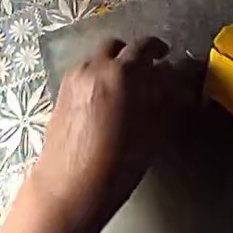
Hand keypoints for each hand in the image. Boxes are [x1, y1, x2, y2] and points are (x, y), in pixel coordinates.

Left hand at [30, 37, 189, 232]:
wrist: (68, 185)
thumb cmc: (116, 164)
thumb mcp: (150, 133)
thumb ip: (161, 100)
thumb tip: (172, 83)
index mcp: (119, 73)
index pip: (143, 47)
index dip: (158, 49)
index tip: (167, 56)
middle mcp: (92, 68)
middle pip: (115, 47)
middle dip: (132, 55)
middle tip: (148, 72)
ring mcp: (73, 79)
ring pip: (97, 59)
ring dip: (113, 65)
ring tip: (128, 88)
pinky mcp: (61, 93)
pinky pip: (84, 73)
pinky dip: (98, 76)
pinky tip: (108, 99)